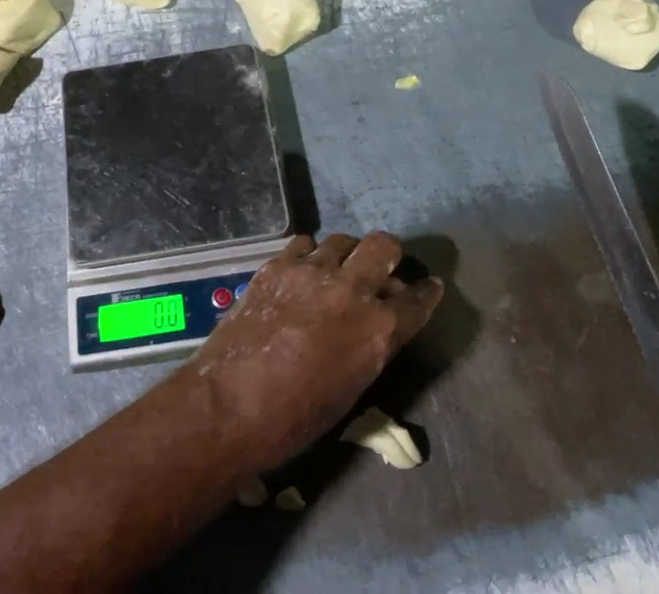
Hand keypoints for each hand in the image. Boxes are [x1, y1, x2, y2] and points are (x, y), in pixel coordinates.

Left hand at [184, 232, 442, 471]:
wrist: (230, 404)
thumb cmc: (296, 418)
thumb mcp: (352, 388)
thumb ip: (371, 347)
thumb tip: (373, 328)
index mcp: (379, 330)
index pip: (418, 299)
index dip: (426, 292)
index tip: (428, 287)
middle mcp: (351, 291)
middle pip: (384, 247)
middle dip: (389, 255)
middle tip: (381, 268)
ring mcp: (311, 273)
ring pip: (342, 240)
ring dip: (347, 254)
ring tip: (338, 269)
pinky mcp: (276, 267)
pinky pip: (303, 245)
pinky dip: (309, 255)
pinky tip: (303, 271)